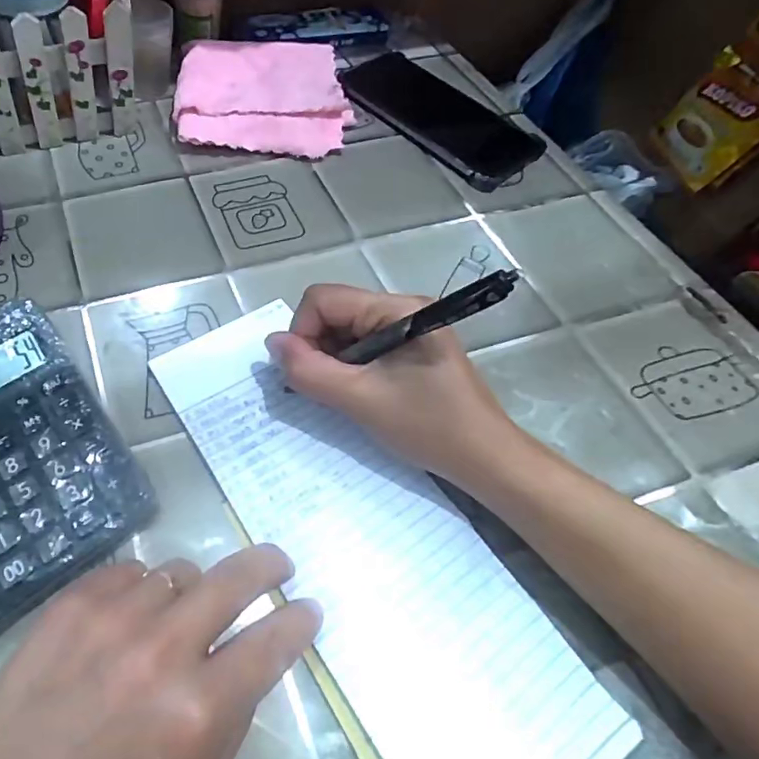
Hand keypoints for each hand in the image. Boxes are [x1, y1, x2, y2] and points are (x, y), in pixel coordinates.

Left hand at [0, 546, 321, 758]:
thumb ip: (226, 717)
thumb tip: (252, 660)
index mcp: (196, 712)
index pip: (272, 644)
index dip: (298, 622)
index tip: (308, 608)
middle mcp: (161, 653)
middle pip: (235, 580)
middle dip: (268, 566)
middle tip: (279, 564)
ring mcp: (112, 619)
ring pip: (178, 571)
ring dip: (191, 589)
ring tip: (184, 607)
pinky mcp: (70, 603)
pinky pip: (129, 570)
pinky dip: (140, 587)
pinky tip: (133, 611)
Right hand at [267, 283, 529, 490]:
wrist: (486, 458)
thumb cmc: (429, 426)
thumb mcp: (361, 400)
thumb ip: (310, 371)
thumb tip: (272, 344)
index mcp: (397, 308)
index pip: (324, 299)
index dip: (303, 333)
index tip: (306, 375)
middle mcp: (403, 307)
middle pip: (334, 312)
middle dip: (317, 348)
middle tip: (324, 390)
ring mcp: (408, 326)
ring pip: (346, 330)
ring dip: (332, 360)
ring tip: (343, 396)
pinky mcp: (411, 347)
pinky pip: (364, 345)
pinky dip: (349, 367)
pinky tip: (358, 394)